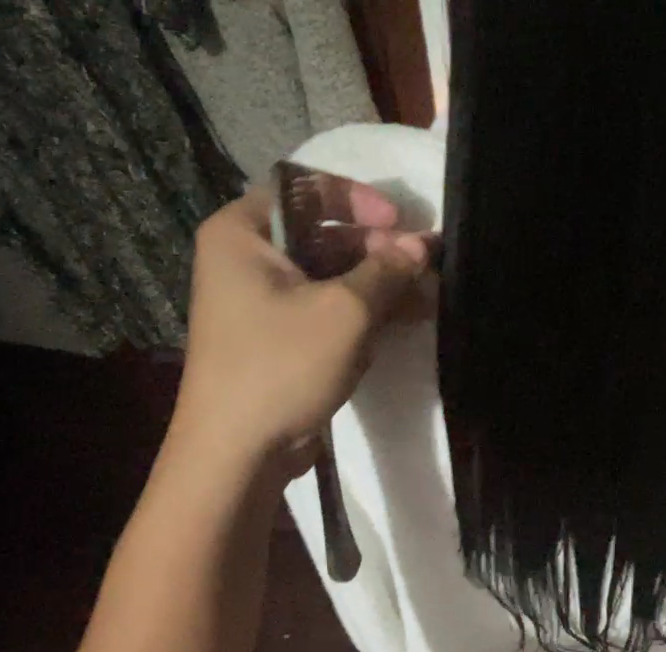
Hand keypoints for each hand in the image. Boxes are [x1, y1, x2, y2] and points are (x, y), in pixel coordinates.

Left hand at [171, 184, 431, 471]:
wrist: (239, 449)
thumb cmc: (282, 366)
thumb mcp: (345, 312)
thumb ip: (386, 271)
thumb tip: (422, 245)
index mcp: (243, 232)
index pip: (303, 187)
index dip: (356, 198)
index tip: (400, 224)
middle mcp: (246, 258)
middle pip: (321, 233)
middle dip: (377, 250)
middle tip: (423, 272)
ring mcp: (261, 302)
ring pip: (329, 276)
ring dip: (378, 286)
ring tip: (426, 302)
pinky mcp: (279, 340)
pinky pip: (326, 310)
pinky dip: (362, 314)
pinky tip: (401, 324)